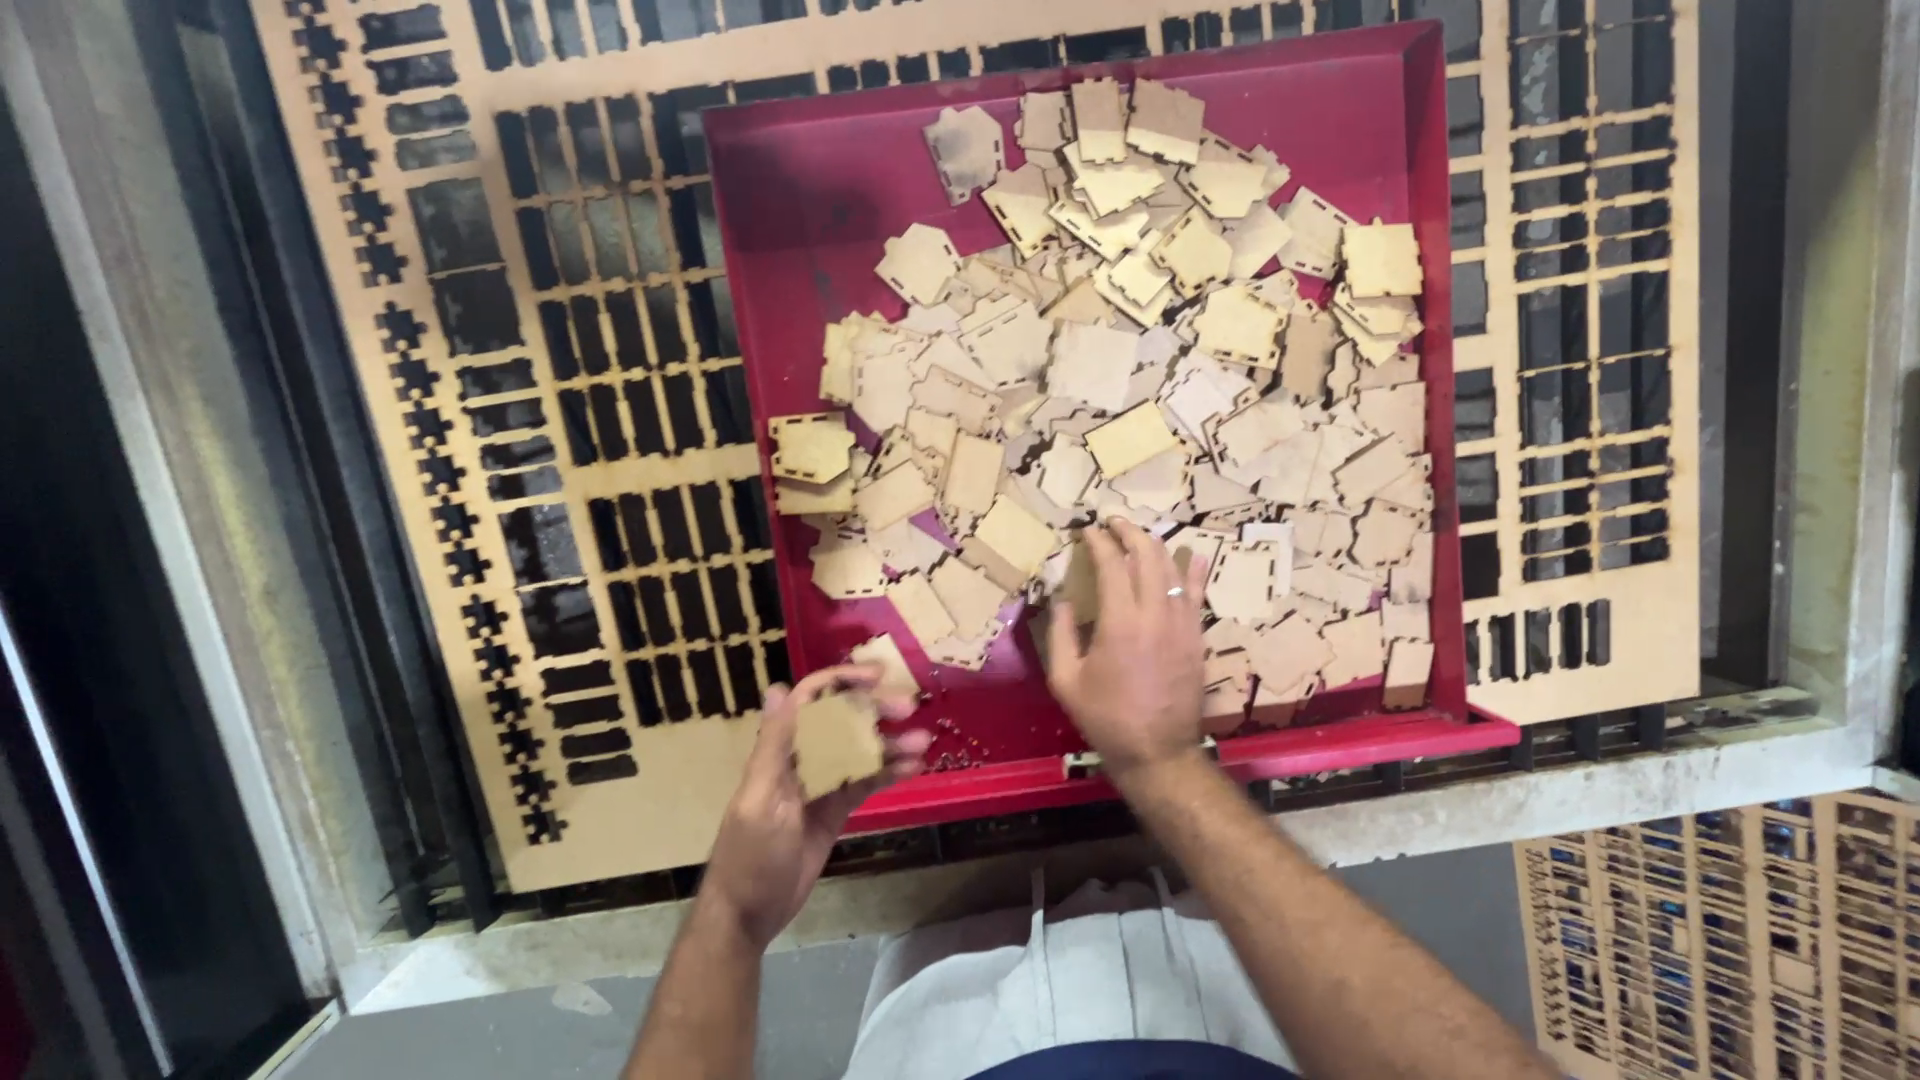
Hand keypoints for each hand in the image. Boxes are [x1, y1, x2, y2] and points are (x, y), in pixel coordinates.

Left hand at [698, 664, 930, 949]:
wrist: (749, 914)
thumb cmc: (749, 856)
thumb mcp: (761, 799)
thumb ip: (774, 744)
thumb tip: (778, 687)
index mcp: (777, 750)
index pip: (810, 701)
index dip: (841, 681)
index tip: (878, 677)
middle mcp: (800, 759)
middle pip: (840, 722)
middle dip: (874, 710)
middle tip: (910, 708)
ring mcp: (819, 784)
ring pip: (858, 752)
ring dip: (888, 744)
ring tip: (923, 741)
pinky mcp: (834, 809)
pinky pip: (863, 783)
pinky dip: (887, 774)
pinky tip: (913, 769)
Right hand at [1046, 518, 1210, 782]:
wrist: (1156, 751)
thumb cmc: (1104, 717)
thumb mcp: (1065, 680)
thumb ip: (1060, 634)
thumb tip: (1062, 600)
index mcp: (1119, 622)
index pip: (1111, 564)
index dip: (1098, 542)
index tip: (1087, 530)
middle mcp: (1155, 614)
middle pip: (1147, 556)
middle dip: (1129, 532)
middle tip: (1113, 523)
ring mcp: (1182, 624)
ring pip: (1173, 569)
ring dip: (1155, 546)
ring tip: (1139, 536)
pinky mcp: (1197, 637)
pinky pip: (1197, 594)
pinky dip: (1194, 571)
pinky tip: (1194, 555)